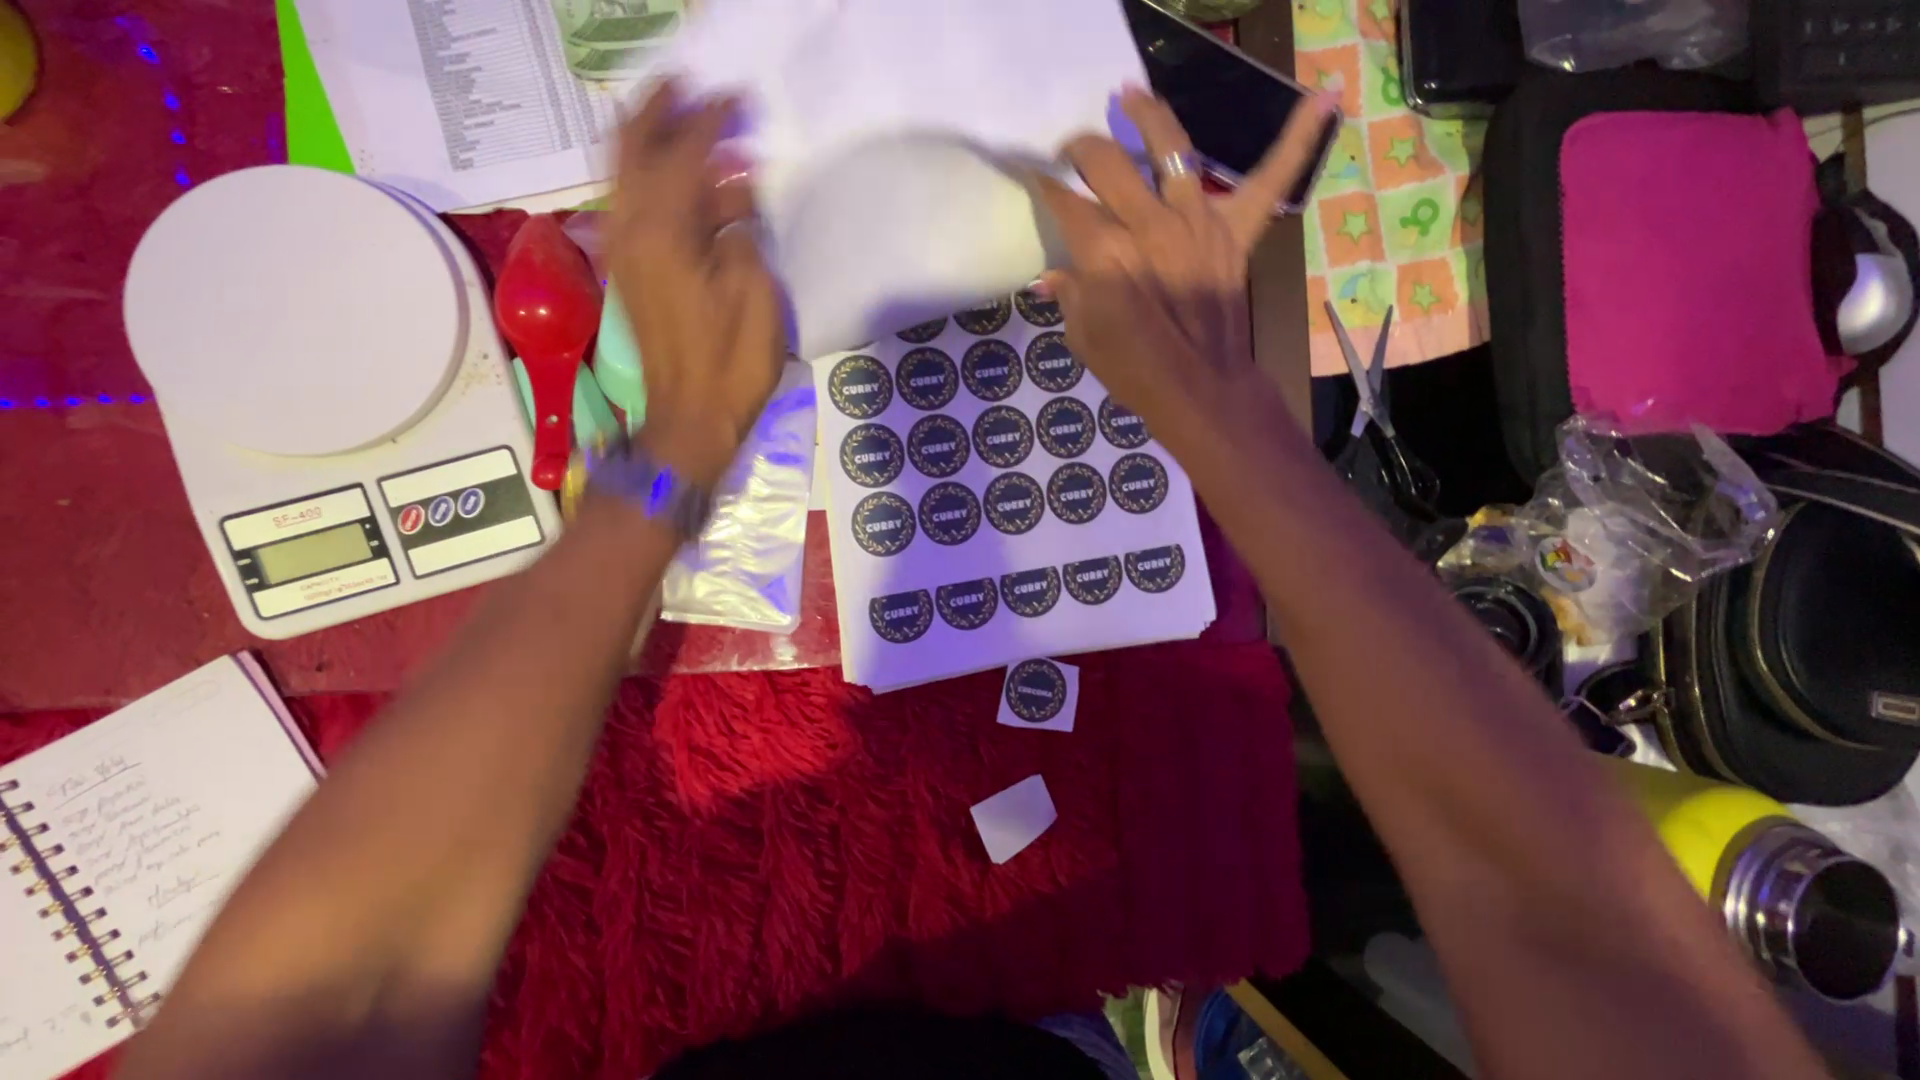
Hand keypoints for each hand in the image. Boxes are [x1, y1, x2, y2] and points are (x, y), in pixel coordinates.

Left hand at [607, 79, 784, 486]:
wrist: (689, 418)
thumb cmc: (730, 362)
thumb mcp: (754, 294)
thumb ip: (740, 232)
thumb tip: (733, 195)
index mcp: (663, 233)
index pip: (683, 155)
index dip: (710, 122)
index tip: (738, 98)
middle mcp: (631, 231)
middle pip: (632, 149)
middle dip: (658, 112)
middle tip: (688, 88)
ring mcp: (625, 252)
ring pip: (625, 175)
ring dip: (650, 142)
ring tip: (683, 123)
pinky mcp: (631, 271)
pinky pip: (632, 204)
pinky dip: (651, 179)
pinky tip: (679, 181)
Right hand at [1030, 88, 1337, 435]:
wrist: (1199, 389)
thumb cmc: (1133, 372)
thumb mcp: (1085, 337)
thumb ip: (1071, 295)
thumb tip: (1051, 276)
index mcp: (1102, 254)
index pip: (1064, 201)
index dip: (1043, 186)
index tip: (1033, 178)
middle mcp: (1147, 225)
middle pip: (1106, 162)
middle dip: (1080, 149)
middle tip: (1073, 154)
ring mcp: (1195, 221)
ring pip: (1170, 146)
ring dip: (1146, 112)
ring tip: (1128, 95)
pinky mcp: (1234, 231)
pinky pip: (1268, 178)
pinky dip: (1298, 138)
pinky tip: (1329, 96)